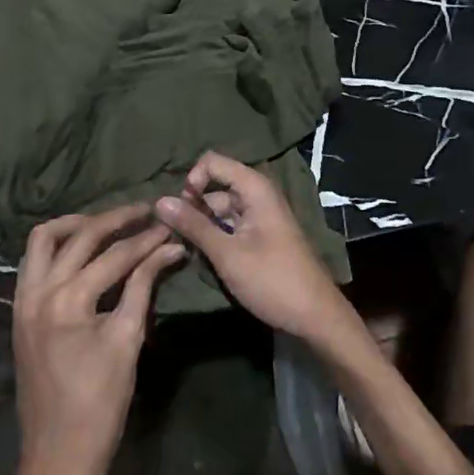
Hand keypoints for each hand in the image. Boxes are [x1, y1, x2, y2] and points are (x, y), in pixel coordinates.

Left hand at [13, 203, 185, 474]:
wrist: (59, 452)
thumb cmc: (100, 400)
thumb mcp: (128, 338)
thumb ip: (144, 284)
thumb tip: (171, 248)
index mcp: (67, 301)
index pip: (115, 255)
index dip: (147, 238)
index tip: (171, 224)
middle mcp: (39, 292)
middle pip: (80, 237)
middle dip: (116, 219)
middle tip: (146, 211)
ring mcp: (23, 301)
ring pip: (43, 240)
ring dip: (77, 225)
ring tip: (109, 222)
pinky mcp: (20, 312)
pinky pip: (33, 262)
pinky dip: (58, 246)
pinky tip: (83, 248)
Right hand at [154, 152, 355, 342]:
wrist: (313, 312)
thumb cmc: (271, 279)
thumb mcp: (227, 253)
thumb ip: (194, 225)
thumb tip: (160, 201)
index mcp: (255, 187)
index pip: (213, 161)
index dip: (192, 180)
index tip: (180, 209)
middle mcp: (258, 194)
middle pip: (215, 185)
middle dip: (192, 204)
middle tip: (171, 233)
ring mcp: (259, 215)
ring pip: (220, 207)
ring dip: (201, 222)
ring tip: (180, 246)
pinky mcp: (259, 235)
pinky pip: (229, 223)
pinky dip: (214, 234)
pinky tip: (199, 253)